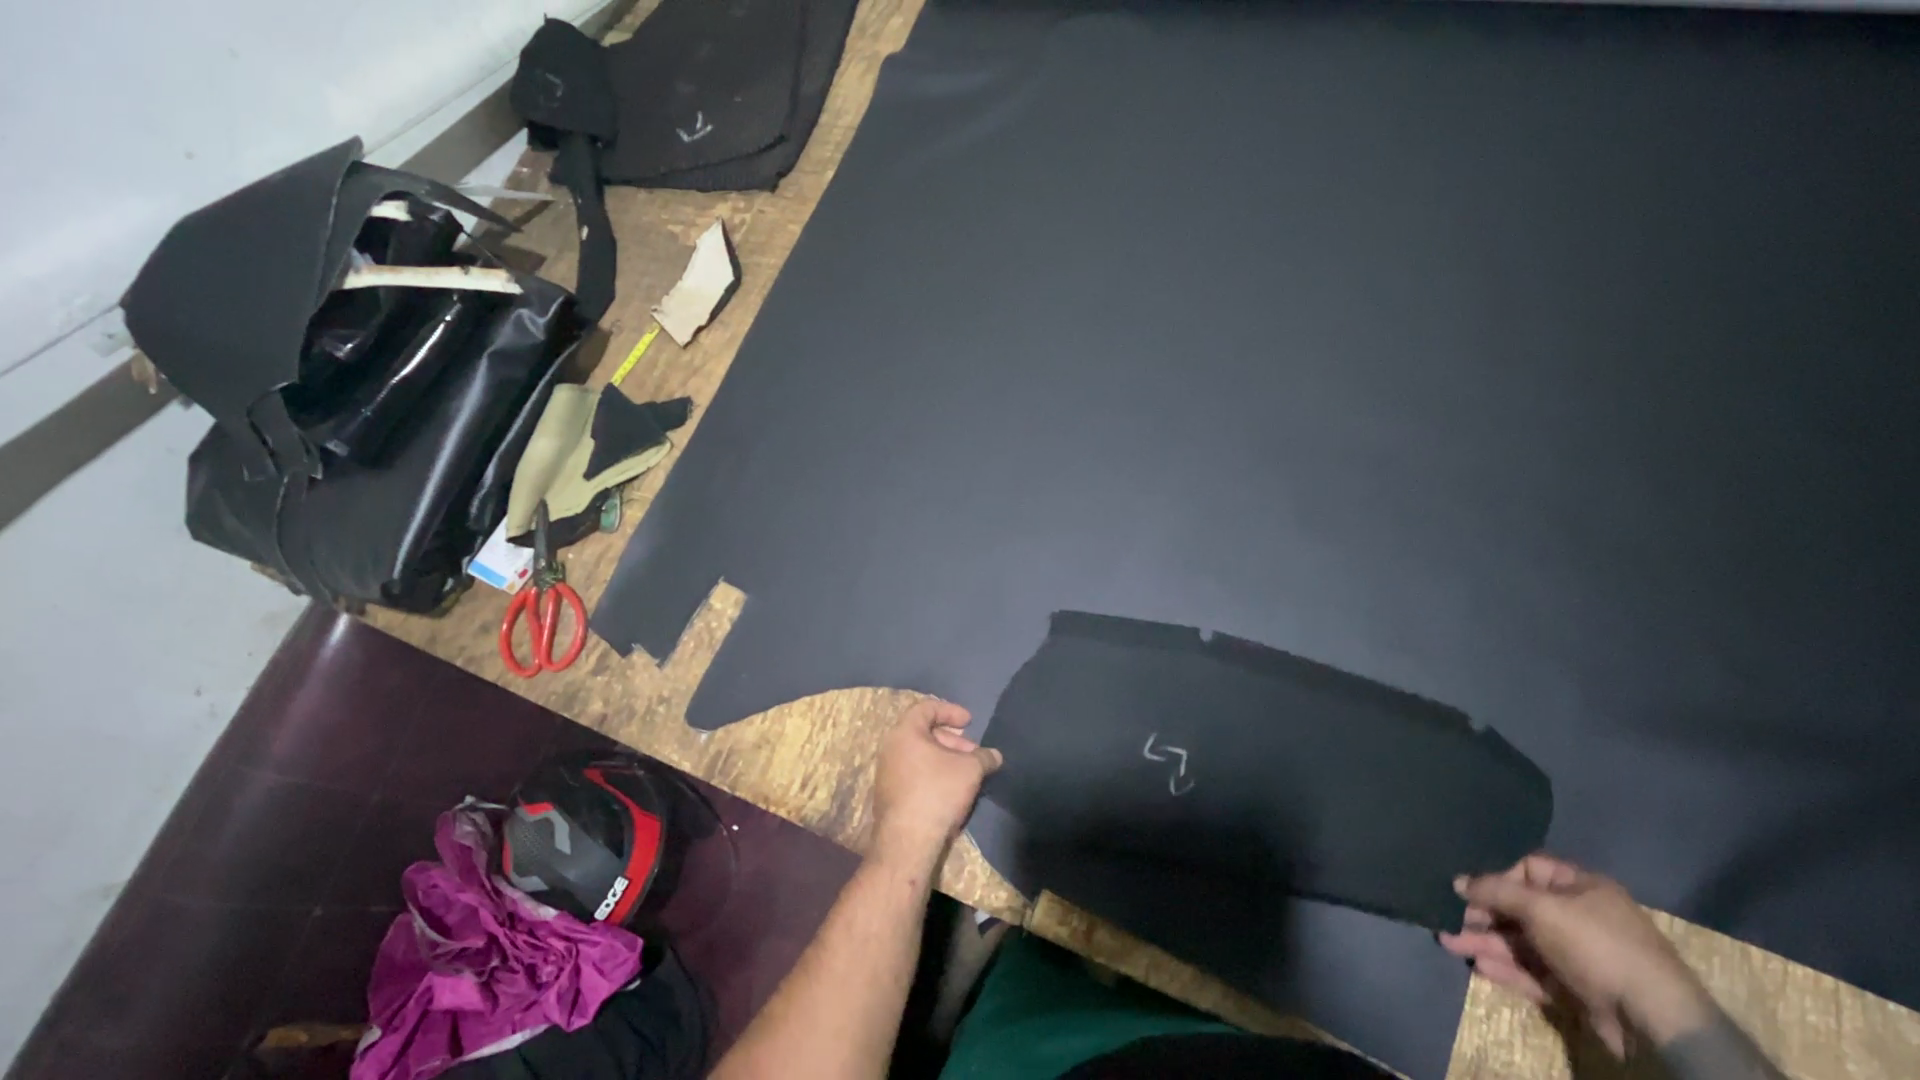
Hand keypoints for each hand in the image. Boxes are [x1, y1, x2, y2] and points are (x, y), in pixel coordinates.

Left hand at [869, 700, 1002, 866]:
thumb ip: (984, 757)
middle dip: (952, 740)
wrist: (908, 840)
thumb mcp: (970, 770)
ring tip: (967, 774)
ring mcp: (886, 773)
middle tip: (973, 753)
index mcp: (904, 732)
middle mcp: (890, 748)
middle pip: (924, 732)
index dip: (951, 711)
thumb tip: (994, 756)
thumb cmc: (937, 792)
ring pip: (919, 756)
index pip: (926, 708)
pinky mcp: (889, 795)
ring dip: (945, 759)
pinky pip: (914, 774)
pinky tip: (952, 791)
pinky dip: (933, 774)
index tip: (969, 722)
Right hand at [1439, 855, 1714, 1056]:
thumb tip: (1457, 880)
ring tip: (1449, 943)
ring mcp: (1578, 954)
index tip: (1468, 889)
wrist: (1650, 1015)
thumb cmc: (1594, 944)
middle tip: (1448, 919)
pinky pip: (1533, 971)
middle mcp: (1580, 916)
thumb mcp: (1540, 907)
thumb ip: (1496, 891)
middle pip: (1521, 908)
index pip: (1529, 869)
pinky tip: (1479, 967)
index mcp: (1581, 887)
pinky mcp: (1576, 987)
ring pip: (1522, 942)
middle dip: (1483, 914)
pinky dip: (1507, 968)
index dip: (1497, 876)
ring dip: (1486, 942)